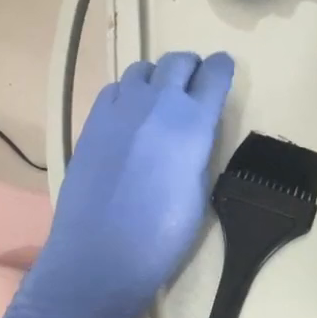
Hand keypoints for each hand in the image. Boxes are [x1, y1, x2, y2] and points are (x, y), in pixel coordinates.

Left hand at [0, 52, 235, 317]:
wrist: (99, 255)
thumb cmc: (162, 235)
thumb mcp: (200, 192)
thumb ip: (200, 150)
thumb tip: (197, 133)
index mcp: (193, 123)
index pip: (214, 75)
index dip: (223, 69)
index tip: (224, 70)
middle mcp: (157, 104)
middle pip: (177, 62)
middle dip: (191, 67)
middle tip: (196, 83)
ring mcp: (120, 109)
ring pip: (143, 69)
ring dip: (159, 76)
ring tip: (161, 98)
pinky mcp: (91, 121)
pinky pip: (115, 90)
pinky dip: (129, 93)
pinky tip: (131, 116)